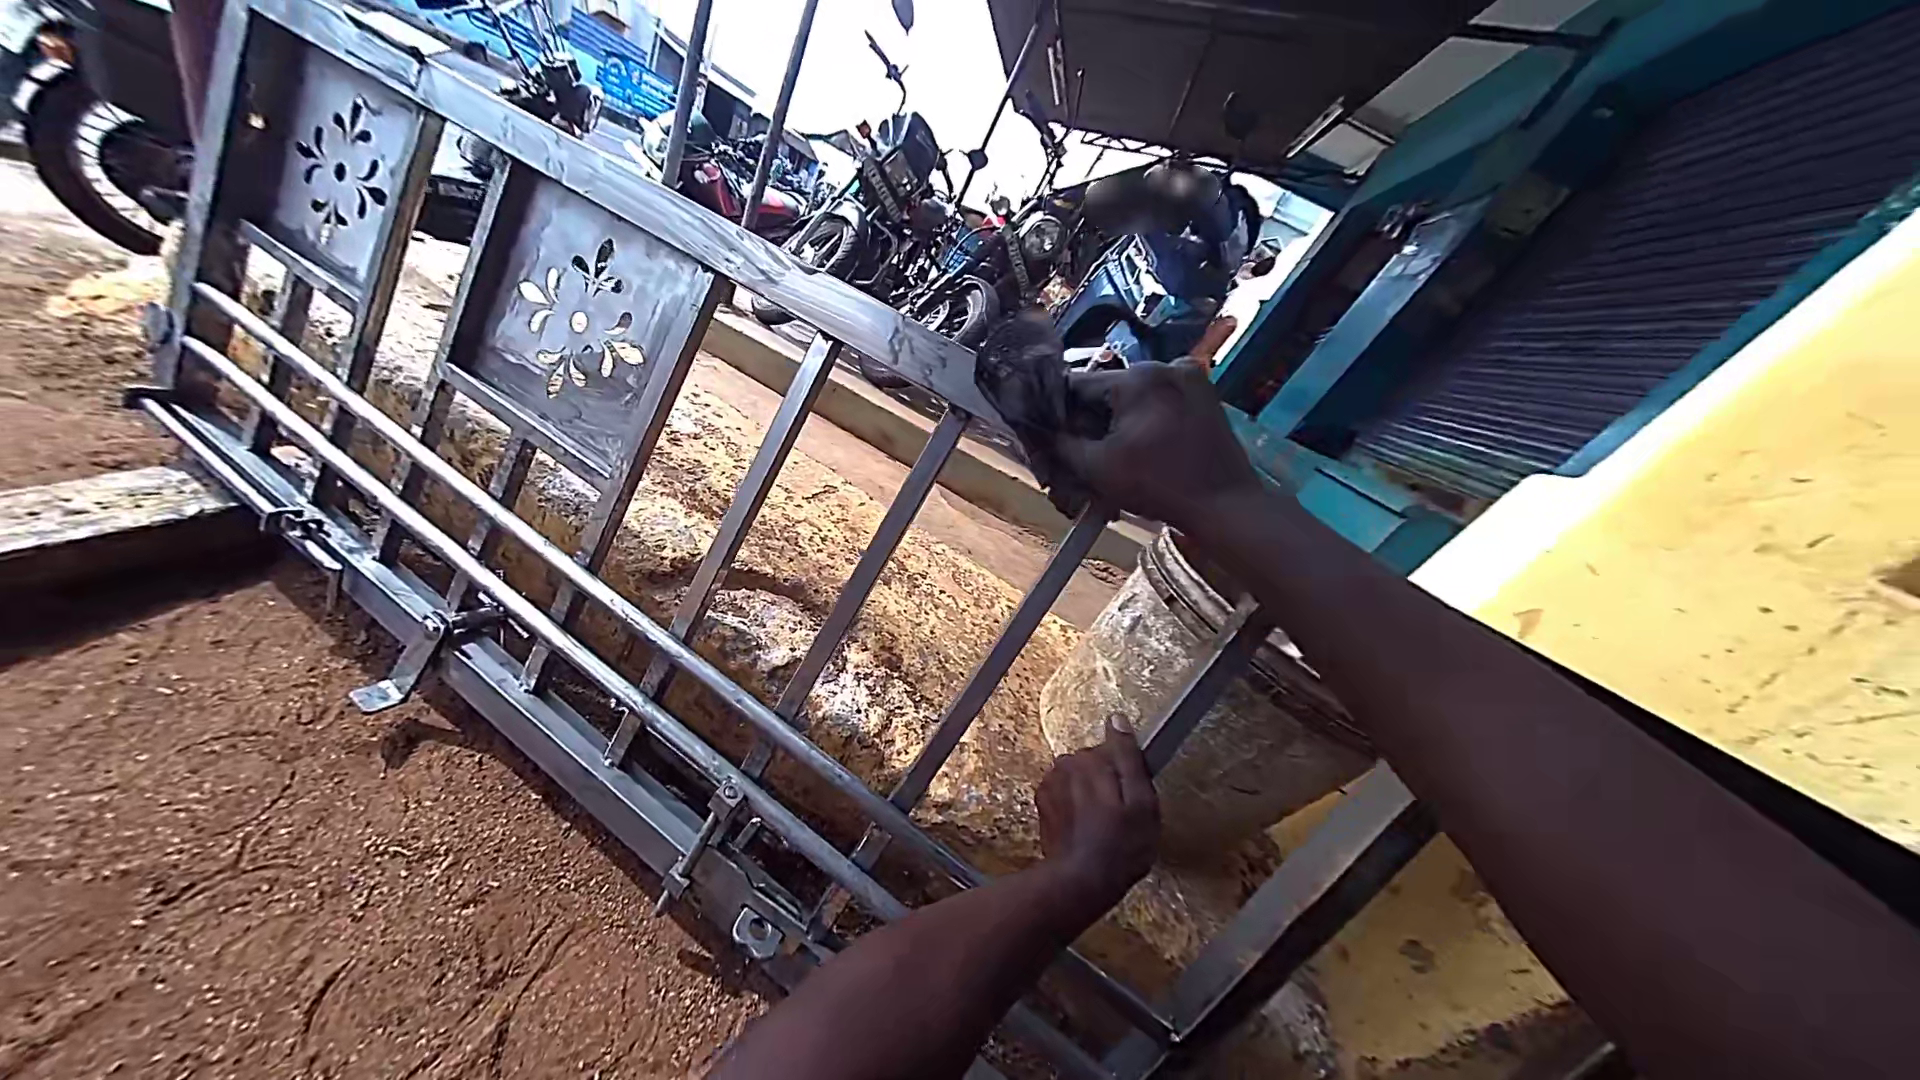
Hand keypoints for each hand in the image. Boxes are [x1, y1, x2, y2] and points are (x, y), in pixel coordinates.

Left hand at [1034, 716, 1159, 917]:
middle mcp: (1066, 762)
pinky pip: (1065, 793)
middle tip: (1121, 816)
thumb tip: (1117, 719)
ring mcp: (1050, 782)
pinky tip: (1084, 829)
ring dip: (1089, 794)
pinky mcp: (1042, 801)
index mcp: (1091, 758)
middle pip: (1094, 763)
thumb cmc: (1121, 845)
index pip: (1114, 751)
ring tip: (1102, 826)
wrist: (1080, 880)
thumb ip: (1128, 756)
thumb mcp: (1142, 802)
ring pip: (1079, 778)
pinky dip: (1074, 805)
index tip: (1133, 800)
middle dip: (1107, 783)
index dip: (1127, 775)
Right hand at [1056, 361, 1261, 531]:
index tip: (1052, 438)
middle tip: (1082, 454)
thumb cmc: (1159, 486)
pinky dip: (1143, 420)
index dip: (1059, 413)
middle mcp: (1165, 364)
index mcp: (1138, 377)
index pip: (1078, 385)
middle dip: (1091, 420)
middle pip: (1107, 390)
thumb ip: (1060, 443)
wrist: (1225, 506)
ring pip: (1133, 396)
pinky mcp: (1204, 394)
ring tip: (1113, 456)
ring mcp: (1190, 377)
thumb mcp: (1097, 467)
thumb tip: (1038, 428)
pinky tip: (1141, 449)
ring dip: (1116, 421)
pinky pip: (1159, 400)